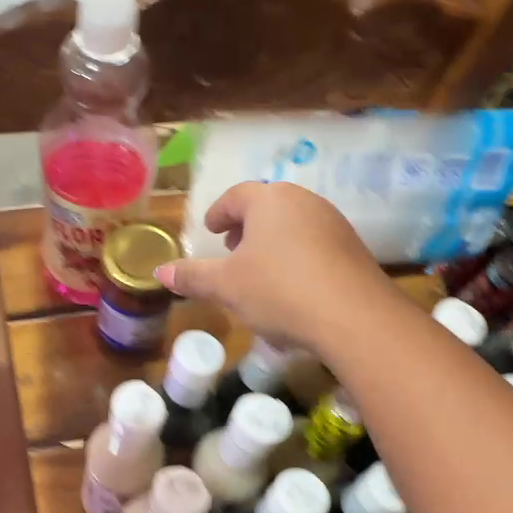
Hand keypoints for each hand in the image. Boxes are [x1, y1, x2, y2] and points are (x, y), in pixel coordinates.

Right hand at [155, 181, 394, 350]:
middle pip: (268, 207)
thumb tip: (159, 272)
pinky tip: (291, 288)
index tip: (211, 229)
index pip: (237, 196)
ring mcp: (333, 223)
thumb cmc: (279, 291)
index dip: (219, 212)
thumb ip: (193, 276)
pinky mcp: (353, 248)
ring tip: (259, 271)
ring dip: (272, 243)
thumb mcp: (226, 287)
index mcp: (269, 201)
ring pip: (293, 225)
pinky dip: (296, 258)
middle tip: (232, 249)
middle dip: (247, 227)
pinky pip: (315, 245)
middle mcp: (304, 201)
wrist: (353, 315)